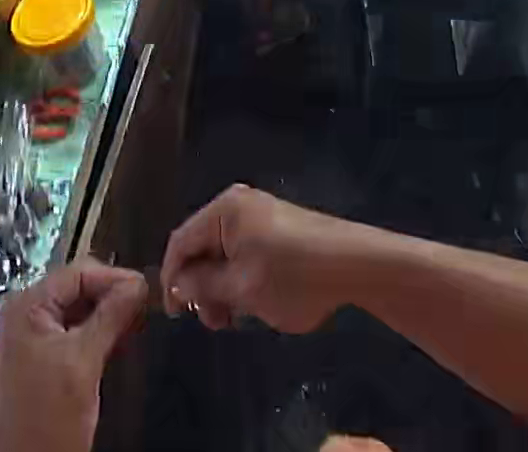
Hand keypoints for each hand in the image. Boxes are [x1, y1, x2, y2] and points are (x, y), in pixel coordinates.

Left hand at [0, 259, 146, 451]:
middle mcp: (28, 311)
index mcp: (29, 305)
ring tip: (136, 322)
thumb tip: (139, 282)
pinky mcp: (44, 354)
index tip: (146, 291)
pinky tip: (120, 337)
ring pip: (82, 306)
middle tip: (145, 307)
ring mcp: (34, 333)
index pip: (80, 272)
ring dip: (109, 312)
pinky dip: (100, 329)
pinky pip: (78, 326)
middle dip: (112, 294)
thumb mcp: (83, 362)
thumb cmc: (46, 418)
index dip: (114, 278)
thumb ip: (111, 315)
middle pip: (80, 286)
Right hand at [160, 184, 364, 332]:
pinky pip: (246, 252)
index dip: (172, 278)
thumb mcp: (241, 288)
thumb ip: (203, 285)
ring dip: (223, 287)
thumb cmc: (293, 275)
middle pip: (203, 247)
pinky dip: (242, 278)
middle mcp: (239, 205)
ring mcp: (261, 214)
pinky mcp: (278, 227)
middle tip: (215, 323)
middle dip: (203, 287)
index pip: (181, 241)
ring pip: (225, 254)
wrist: (354, 263)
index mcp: (225, 210)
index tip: (176, 314)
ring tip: (238, 318)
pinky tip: (256, 302)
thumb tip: (177, 283)